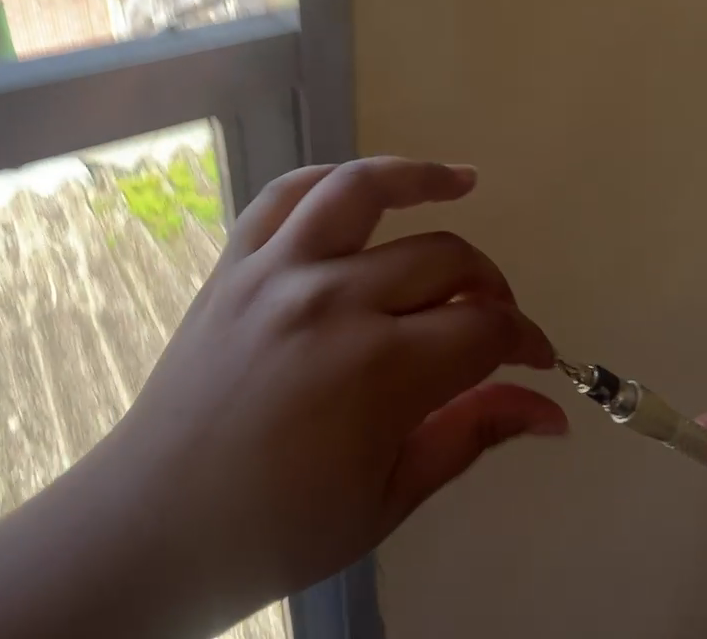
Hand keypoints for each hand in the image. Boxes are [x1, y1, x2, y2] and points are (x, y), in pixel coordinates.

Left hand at [0, 158, 565, 638]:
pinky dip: (330, 179)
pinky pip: (286, 194)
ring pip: (364, 190)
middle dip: (490, 286)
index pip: (483, 329)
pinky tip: (360, 188)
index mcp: (377, 368)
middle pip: (442, 259)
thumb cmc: (276, 528)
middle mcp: (332, 297)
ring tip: (460, 181)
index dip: (525, 341)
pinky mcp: (235, 262)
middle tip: (496, 318)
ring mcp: (276, 268)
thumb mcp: (387, 496)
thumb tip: (552, 413)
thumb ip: (472, 435)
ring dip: (420, 177)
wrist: (154, 522)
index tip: (539, 360)